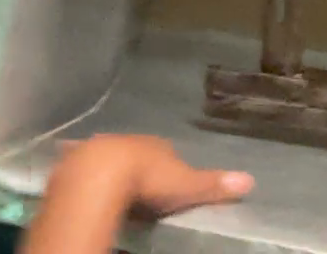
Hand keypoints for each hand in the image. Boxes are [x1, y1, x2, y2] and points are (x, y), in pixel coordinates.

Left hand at [54, 135, 253, 216]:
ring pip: (110, 154)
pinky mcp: (76, 161)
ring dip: (112, 164)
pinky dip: (81, 164)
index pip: (167, 151)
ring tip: (114, 182)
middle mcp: (131, 141)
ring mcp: (102, 148)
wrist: (101, 175)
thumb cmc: (148, 180)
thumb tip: (250, 179)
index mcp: (157, 146)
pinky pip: (80, 161)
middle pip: (138, 151)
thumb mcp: (186, 185)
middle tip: (142, 182)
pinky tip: (76, 169)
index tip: (169, 179)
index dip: (168, 164)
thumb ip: (214, 184)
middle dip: (140, 161)